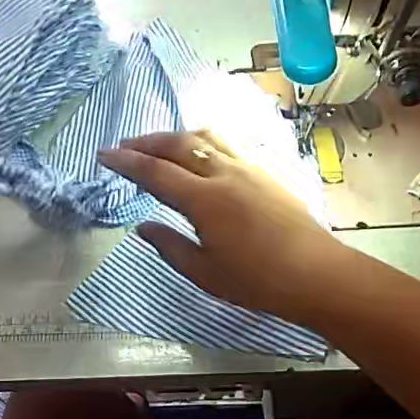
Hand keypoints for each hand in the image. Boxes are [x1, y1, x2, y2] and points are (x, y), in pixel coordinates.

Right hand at [99, 131, 354, 324]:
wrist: (316, 273)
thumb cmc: (258, 281)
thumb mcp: (206, 273)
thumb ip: (170, 246)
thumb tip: (143, 226)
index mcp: (205, 200)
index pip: (155, 172)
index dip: (126, 162)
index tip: (103, 154)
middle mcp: (225, 174)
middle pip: (178, 145)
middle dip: (146, 142)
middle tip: (124, 147)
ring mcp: (249, 168)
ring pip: (206, 138)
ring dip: (176, 137)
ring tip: (158, 145)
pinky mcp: (267, 171)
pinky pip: (227, 144)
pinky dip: (203, 141)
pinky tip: (201, 153)